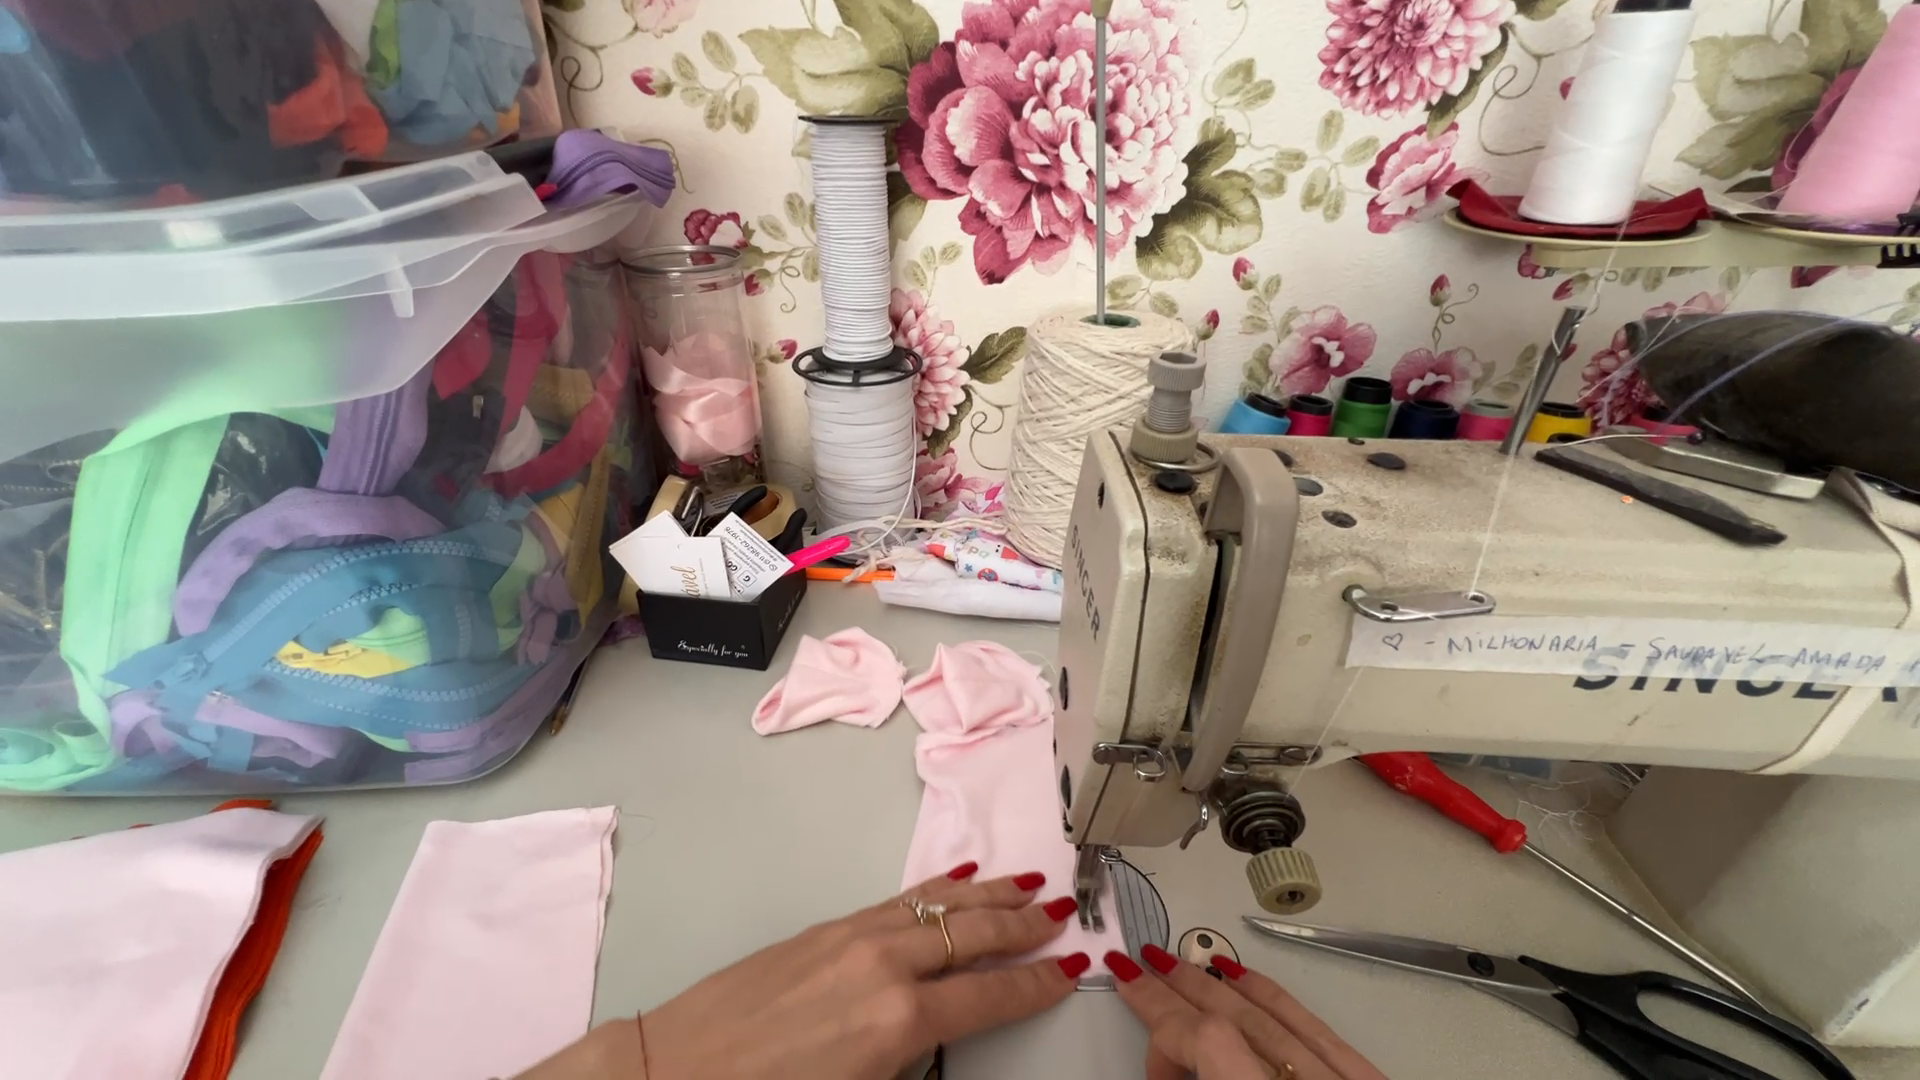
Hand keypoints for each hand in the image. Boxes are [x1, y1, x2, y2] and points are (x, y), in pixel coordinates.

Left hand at [516, 864, 1087, 1079]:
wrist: (676, 1068)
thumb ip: (913, 1060)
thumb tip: (944, 1034)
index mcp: (898, 1020)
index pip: (988, 995)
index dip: (1036, 983)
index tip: (1072, 965)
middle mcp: (887, 964)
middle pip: (972, 935)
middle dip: (1023, 924)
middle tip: (1062, 911)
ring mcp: (857, 935)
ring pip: (940, 905)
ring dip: (989, 895)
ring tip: (1027, 883)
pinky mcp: (831, 924)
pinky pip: (900, 898)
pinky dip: (938, 887)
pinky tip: (959, 877)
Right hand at [1105, 946, 1387, 1079]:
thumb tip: (1166, 1073)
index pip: (1208, 1039)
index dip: (1163, 1031)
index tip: (1143, 1044)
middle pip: (1234, 1016)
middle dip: (1179, 989)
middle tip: (1141, 965)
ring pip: (1271, 1015)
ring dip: (1219, 986)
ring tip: (1180, 964)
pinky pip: (1315, 1027)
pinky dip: (1273, 998)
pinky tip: (1245, 978)